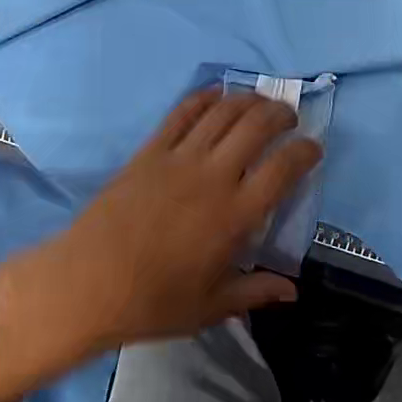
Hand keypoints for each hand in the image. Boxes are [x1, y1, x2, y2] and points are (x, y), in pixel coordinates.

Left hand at [0, 88, 319, 401]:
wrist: (87, 283)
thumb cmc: (154, 301)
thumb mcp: (212, 306)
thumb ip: (256, 292)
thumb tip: (293, 290)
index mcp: (236, 215)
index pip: (284, 167)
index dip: (306, 151)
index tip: (314, 148)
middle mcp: (214, 176)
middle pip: (257, 125)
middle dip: (281, 113)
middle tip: (289, 118)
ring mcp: (179, 158)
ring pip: (223, 112)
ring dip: (248, 99)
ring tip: (259, 102)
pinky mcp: (150, 151)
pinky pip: (181, 113)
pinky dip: (203, 99)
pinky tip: (216, 96)